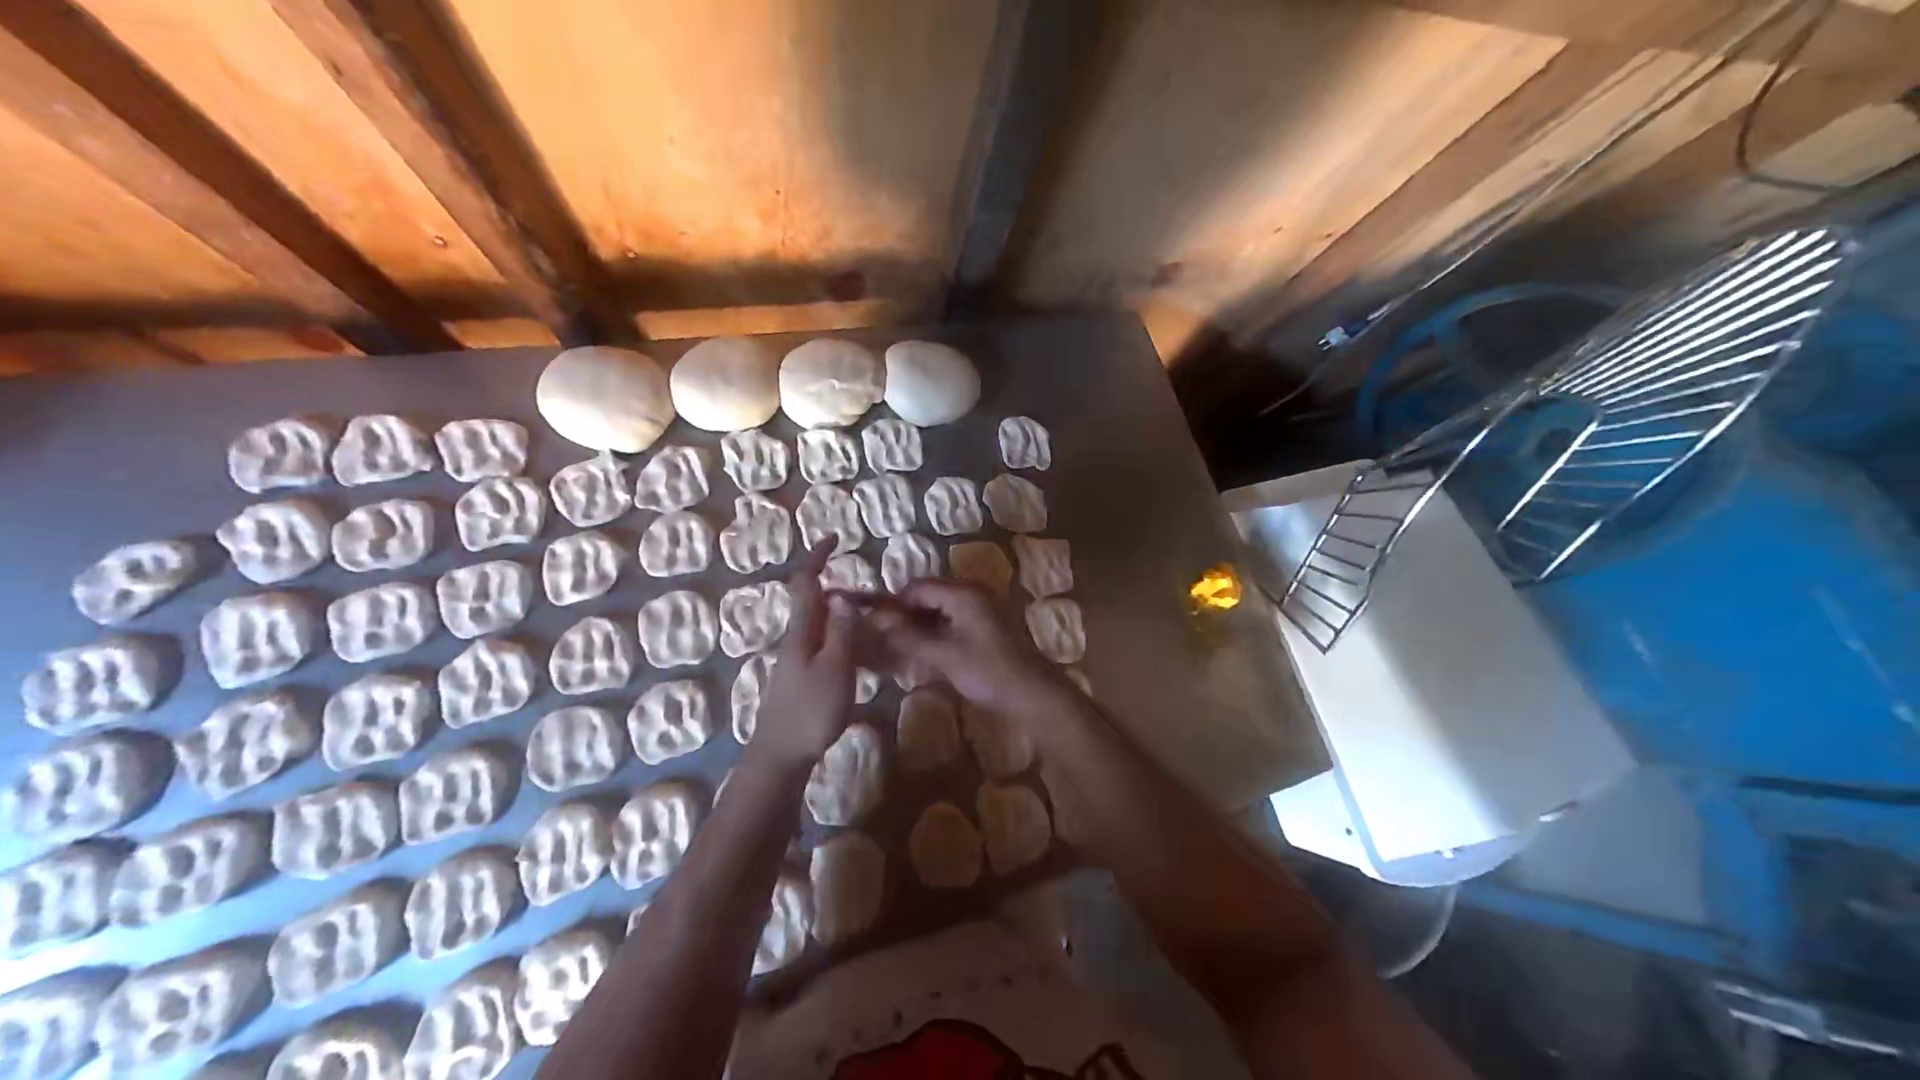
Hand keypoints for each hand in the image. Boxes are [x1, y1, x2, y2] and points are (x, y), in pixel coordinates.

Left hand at [745, 545, 858, 772]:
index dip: (817, 557)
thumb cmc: (810, 710)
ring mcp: (798, 661)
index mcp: (802, 631)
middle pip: (817, 603)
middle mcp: (797, 640)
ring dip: (846, 618)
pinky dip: (846, 642)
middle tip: (877, 599)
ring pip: (823, 626)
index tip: (834, 537)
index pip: (806, 582)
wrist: (780, 756)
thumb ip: (842, 631)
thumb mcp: (835, 667)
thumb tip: (844, 593)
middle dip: (842, 591)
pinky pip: (827, 647)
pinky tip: (863, 658)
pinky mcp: (803, 679)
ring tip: (876, 626)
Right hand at [863, 579, 1054, 711]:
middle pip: (929, 595)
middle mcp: (974, 592)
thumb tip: (878, 621)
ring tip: (903, 649)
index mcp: (964, 593)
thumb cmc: (989, 673)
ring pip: (941, 608)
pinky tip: (927, 652)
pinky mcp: (988, 625)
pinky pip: (954, 619)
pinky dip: (938, 632)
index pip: (917, 587)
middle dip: (907, 615)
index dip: (894, 604)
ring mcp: (983, 608)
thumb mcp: (944, 656)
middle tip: (887, 641)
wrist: (1034, 695)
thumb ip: (909, 636)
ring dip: (921, 625)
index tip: (876, 627)